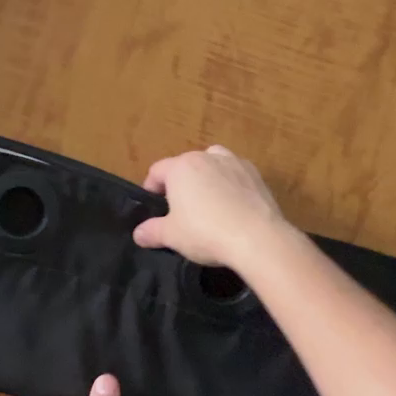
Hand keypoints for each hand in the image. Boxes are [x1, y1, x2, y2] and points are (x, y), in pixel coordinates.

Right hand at [132, 145, 288, 269]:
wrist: (257, 238)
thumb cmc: (205, 232)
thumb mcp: (171, 236)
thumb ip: (152, 232)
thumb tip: (138, 234)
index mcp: (180, 167)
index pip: (157, 171)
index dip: (151, 188)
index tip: (153, 206)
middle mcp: (206, 157)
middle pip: (185, 165)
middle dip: (180, 183)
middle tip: (179, 208)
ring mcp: (233, 162)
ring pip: (213, 162)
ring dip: (206, 176)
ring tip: (208, 200)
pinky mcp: (255, 174)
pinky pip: (235, 173)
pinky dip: (230, 183)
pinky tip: (233, 205)